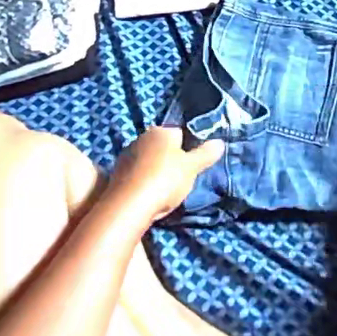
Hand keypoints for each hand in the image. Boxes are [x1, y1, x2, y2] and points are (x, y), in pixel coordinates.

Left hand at [107, 127, 224, 223]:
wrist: (129, 204)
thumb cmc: (165, 179)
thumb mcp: (192, 168)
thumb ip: (206, 154)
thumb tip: (220, 142)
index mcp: (161, 131)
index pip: (179, 134)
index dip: (187, 150)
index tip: (191, 166)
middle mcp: (141, 137)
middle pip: (162, 147)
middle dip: (170, 160)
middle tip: (179, 179)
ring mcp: (126, 155)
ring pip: (147, 161)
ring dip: (154, 171)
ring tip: (163, 191)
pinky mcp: (116, 174)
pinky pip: (136, 174)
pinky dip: (142, 182)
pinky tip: (147, 196)